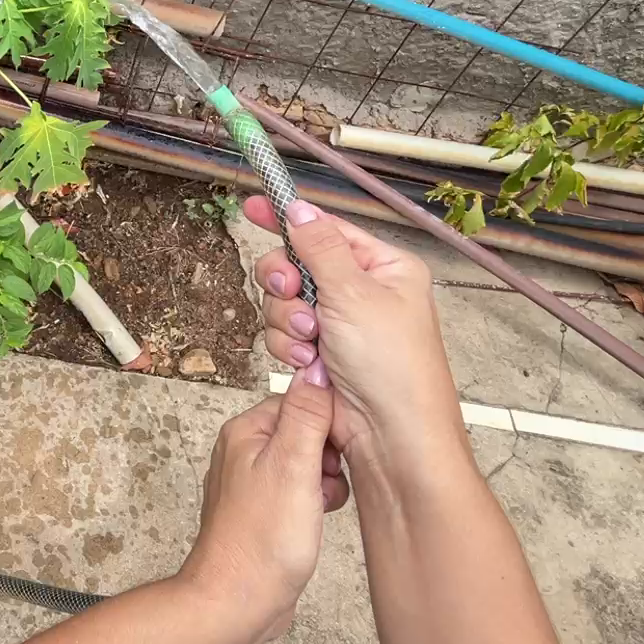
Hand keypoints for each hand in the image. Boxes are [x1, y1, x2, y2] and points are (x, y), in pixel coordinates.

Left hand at [174, 368, 346, 643]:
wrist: (238, 598)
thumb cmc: (262, 538)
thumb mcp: (293, 467)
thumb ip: (306, 416)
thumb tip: (315, 369)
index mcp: (246, 430)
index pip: (299, 403)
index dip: (328, 427)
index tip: (337, 454)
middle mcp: (244, 449)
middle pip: (305, 432)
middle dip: (328, 458)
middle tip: (325, 485)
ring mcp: (251, 479)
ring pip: (307, 463)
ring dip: (325, 482)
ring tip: (318, 507)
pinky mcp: (262, 507)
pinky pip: (300, 489)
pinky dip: (315, 502)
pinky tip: (315, 521)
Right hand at [243, 197, 463, 464]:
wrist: (388, 435)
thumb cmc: (392, 367)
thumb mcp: (354, 294)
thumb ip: (319, 248)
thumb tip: (298, 209)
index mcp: (383, 268)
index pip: (326, 230)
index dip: (287, 219)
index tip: (251, 208)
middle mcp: (358, 291)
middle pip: (293, 264)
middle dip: (285, 285)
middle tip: (291, 294)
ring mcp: (335, 321)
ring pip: (281, 300)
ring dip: (287, 321)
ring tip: (311, 342)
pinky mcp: (316, 349)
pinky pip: (279, 331)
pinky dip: (286, 345)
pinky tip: (307, 362)